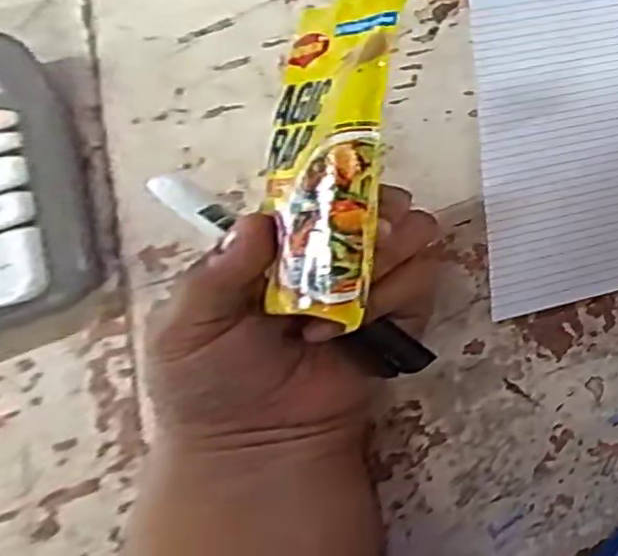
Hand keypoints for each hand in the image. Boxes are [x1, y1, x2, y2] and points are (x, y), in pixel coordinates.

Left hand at [145, 185, 441, 454]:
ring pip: (417, 228)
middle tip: (357, 248)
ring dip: (385, 260)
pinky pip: (424, 272)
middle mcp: (345, 247)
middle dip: (378, 218)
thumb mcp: (188, 330)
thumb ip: (215, 276)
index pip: (327, 192)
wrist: (261, 437)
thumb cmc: (212, 381)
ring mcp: (383, 271)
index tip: (335, 202)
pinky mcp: (411, 299)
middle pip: (388, 199)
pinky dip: (392, 297)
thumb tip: (256, 221)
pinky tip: (354, 326)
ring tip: (344, 301)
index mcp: (292, 242)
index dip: (340, 186)